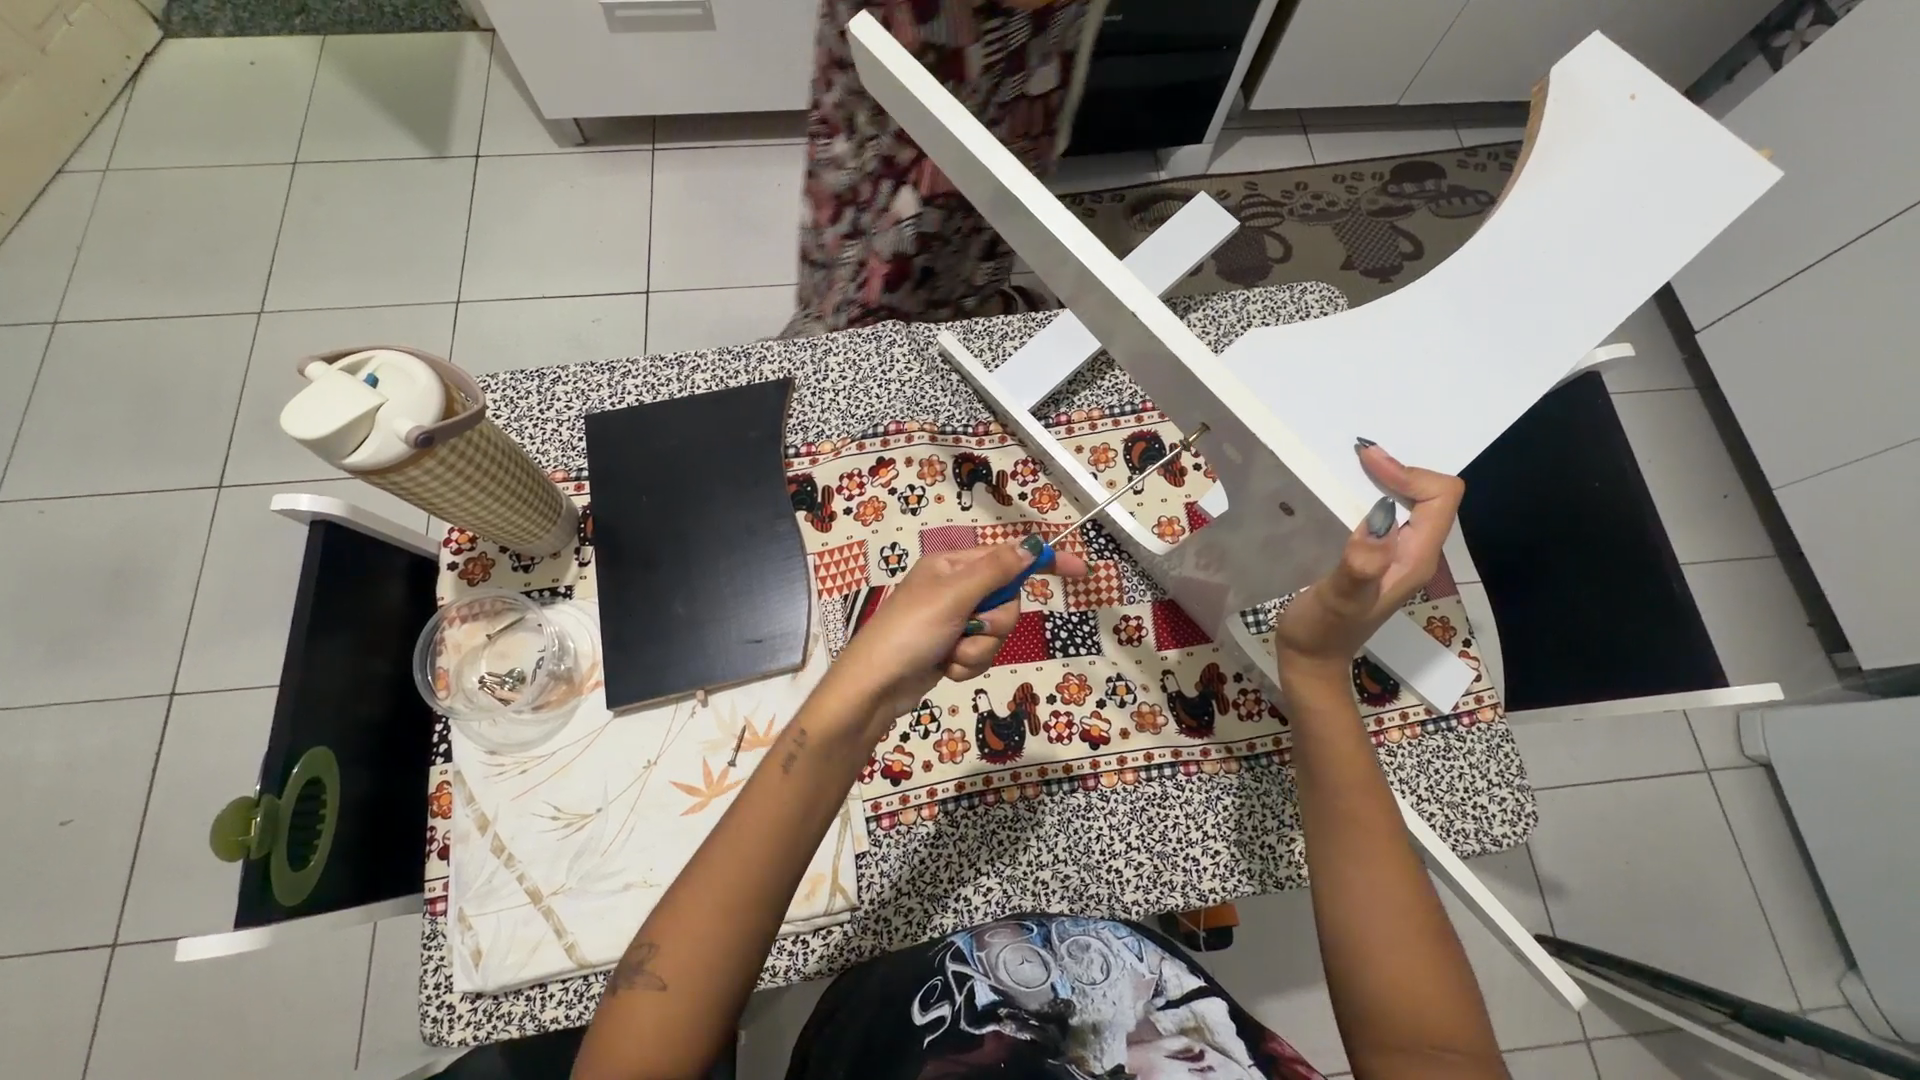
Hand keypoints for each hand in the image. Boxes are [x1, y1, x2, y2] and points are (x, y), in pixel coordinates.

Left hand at [825, 535, 1088, 723]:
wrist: (876, 686)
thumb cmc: (910, 631)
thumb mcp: (954, 595)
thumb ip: (996, 570)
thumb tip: (1032, 545)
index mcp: (953, 565)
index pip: (1009, 557)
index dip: (1044, 562)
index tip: (1081, 571)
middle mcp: (956, 589)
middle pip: (1008, 602)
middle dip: (994, 623)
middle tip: (970, 628)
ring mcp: (955, 621)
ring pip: (997, 633)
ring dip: (978, 649)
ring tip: (950, 653)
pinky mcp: (953, 649)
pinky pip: (981, 654)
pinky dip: (967, 665)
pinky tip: (945, 667)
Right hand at [1273, 443, 1463, 686]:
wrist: (1310, 660)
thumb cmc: (1321, 631)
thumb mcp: (1337, 599)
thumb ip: (1360, 566)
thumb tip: (1379, 525)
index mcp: (1414, 558)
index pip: (1440, 497)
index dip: (1409, 473)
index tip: (1365, 464)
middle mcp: (1414, 554)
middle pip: (1433, 495)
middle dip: (1402, 470)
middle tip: (1359, 457)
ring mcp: (1397, 556)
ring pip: (1412, 503)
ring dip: (1388, 481)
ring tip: (1354, 467)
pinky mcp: (1378, 558)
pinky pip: (1390, 515)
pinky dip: (1373, 496)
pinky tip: (1346, 495)